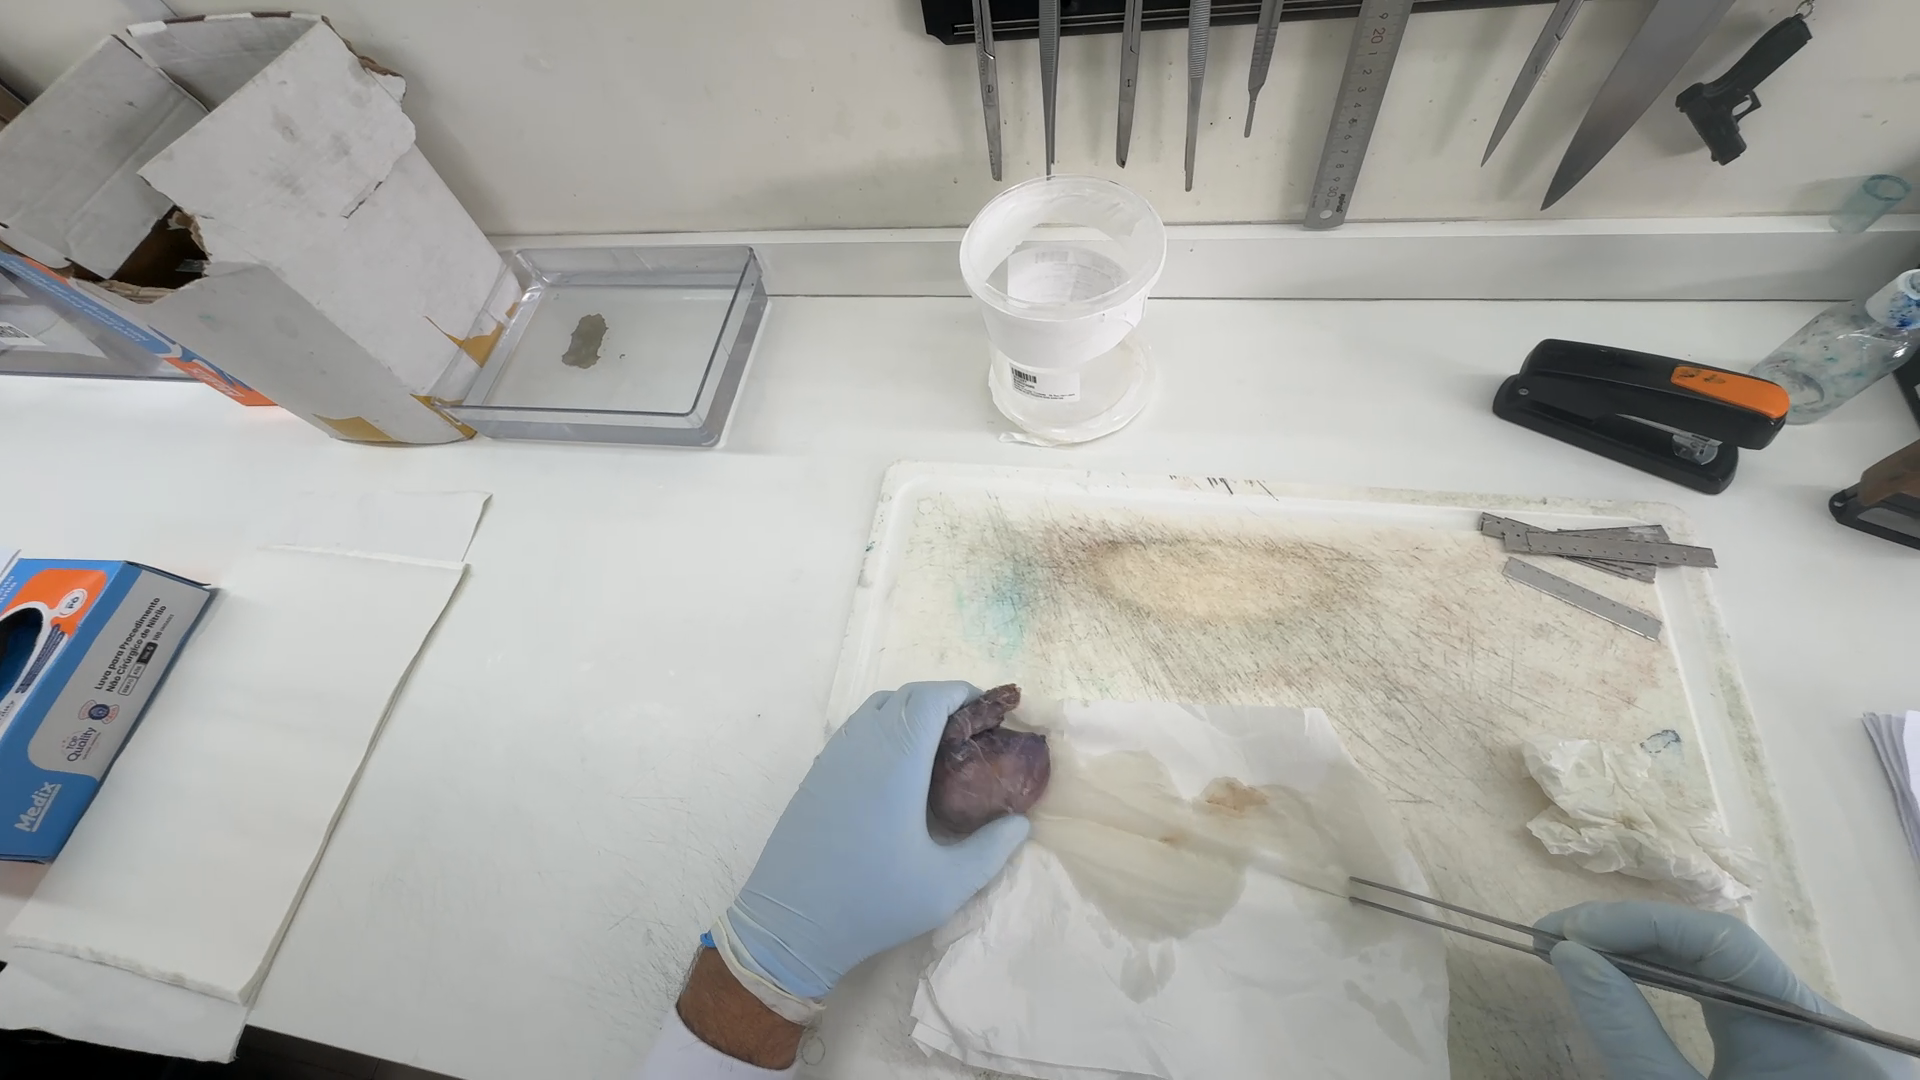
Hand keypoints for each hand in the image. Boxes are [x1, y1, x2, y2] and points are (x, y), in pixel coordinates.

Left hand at [724, 682, 1030, 998]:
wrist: (790, 924)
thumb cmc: (871, 902)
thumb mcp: (946, 886)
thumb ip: (992, 850)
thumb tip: (1021, 823)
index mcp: (896, 760)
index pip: (929, 698)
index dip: (961, 692)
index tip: (987, 710)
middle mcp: (863, 744)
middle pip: (905, 695)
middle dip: (941, 699)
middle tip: (969, 728)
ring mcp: (834, 754)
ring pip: (876, 707)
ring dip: (910, 709)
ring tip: (937, 743)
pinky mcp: (817, 770)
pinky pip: (856, 727)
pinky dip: (884, 725)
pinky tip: (898, 764)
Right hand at [1538, 901, 1906, 1078]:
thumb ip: (1625, 1029)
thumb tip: (1566, 950)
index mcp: (1818, 1035)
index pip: (1719, 939)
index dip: (1635, 922)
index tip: (1567, 936)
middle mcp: (1825, 1022)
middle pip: (1710, 945)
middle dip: (1621, 933)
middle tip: (1550, 939)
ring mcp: (1808, 1030)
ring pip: (1707, 960)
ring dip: (1629, 949)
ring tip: (1567, 951)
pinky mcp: (1786, 1041)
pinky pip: (1715, 986)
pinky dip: (1655, 974)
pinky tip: (1611, 973)